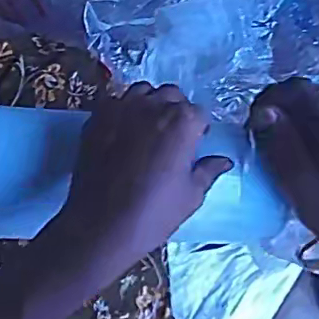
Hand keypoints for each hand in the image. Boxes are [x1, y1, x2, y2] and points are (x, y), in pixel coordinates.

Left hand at [40, 82, 231, 284]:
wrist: (101, 226)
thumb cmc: (153, 213)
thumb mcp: (191, 195)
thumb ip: (208, 170)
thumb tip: (223, 160)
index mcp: (183, 122)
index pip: (198, 113)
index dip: (198, 129)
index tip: (193, 145)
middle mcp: (153, 106)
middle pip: (171, 95)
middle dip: (175, 111)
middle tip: (172, 137)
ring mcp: (121, 108)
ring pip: (142, 92)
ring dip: (149, 104)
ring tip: (147, 129)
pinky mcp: (96, 118)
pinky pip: (114, 102)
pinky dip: (121, 111)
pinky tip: (121, 133)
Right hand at [248, 78, 318, 249]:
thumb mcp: (299, 181)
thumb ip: (281, 144)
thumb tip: (262, 111)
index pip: (302, 91)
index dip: (272, 97)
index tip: (252, 118)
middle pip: (305, 95)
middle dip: (275, 105)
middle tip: (254, 127)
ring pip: (307, 108)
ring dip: (283, 115)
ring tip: (263, 136)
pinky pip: (312, 122)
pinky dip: (293, 127)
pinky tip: (280, 145)